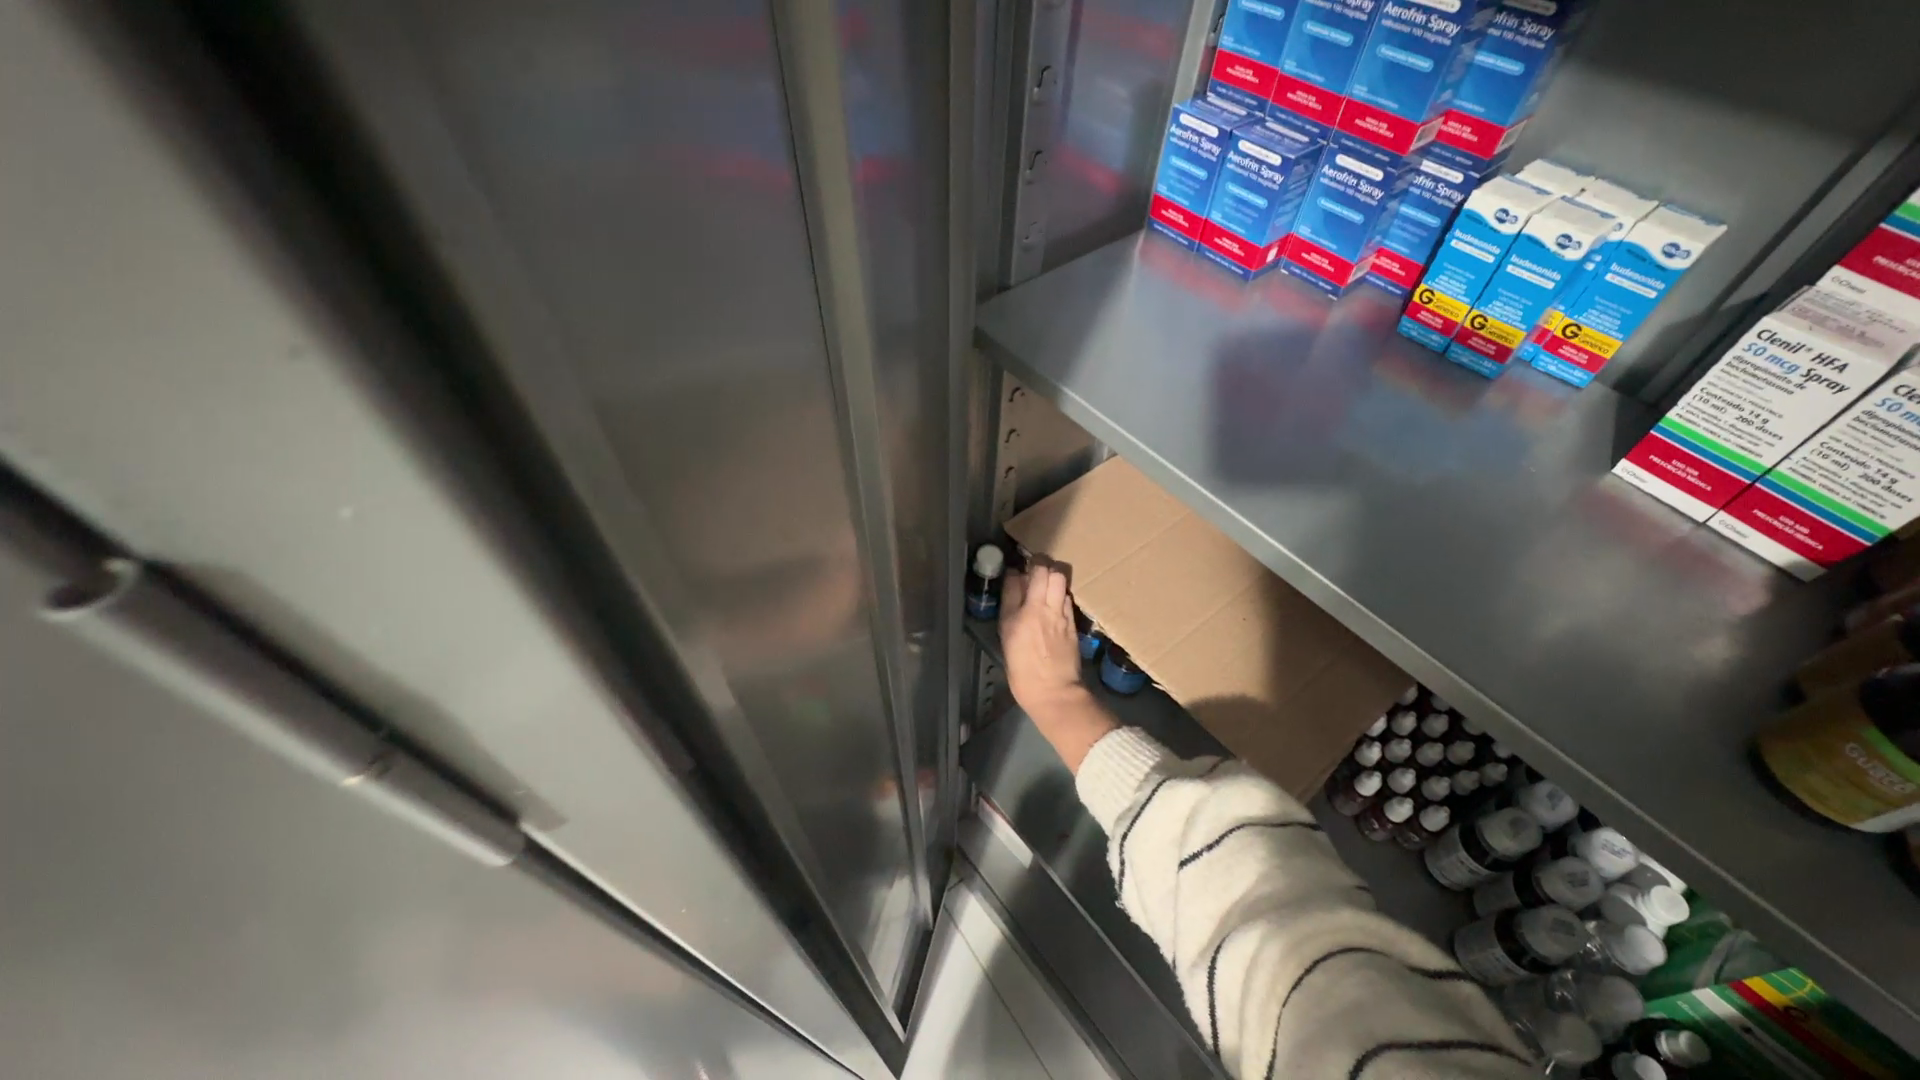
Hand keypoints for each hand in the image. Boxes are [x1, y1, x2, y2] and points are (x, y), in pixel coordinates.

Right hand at [1000, 563, 1115, 772]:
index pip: (1014, 580)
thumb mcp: (1007, 641)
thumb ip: (1011, 612)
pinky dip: (1062, 593)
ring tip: (1048, 580)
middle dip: (1040, 564)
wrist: (1053, 692)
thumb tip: (1017, 590)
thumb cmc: (1023, 673)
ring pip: (1060, 579)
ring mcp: (1058, 614)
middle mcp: (1037, 610)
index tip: (1016, 571)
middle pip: (1044, 571)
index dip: (1016, 572)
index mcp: (1014, 617)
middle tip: (1036, 567)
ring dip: (1054, 575)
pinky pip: (1067, 597)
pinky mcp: (1072, 622)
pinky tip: (1058, 600)